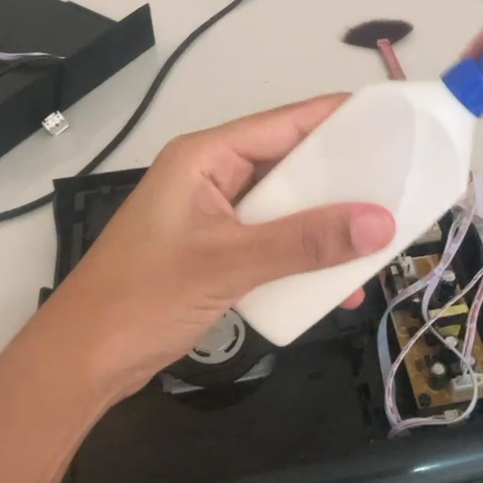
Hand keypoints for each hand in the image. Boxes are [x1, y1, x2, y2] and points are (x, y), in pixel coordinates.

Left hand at [39, 95, 393, 396]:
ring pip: (287, 208)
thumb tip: (381, 223)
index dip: (338, 119)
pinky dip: (304, 258)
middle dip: (343, 181)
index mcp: (206, 157)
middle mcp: (213, 176)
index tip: (393, 122)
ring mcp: (215, 216)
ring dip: (328, 226)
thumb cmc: (143, 298)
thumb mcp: (228, 264)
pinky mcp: (217, 251)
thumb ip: (304, 242)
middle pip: (291, 166)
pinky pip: (274, 242)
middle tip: (401, 188)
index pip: (284, 123)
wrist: (80, 363)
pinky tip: (339, 285)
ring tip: (381, 241)